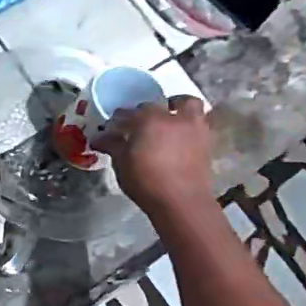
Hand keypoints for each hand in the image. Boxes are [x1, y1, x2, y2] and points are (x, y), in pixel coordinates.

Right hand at [97, 95, 213, 214]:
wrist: (181, 201)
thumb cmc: (146, 180)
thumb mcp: (122, 163)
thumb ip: (112, 145)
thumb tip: (99, 137)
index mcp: (149, 119)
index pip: (129, 112)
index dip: (118, 119)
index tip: (111, 128)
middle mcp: (174, 117)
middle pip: (160, 104)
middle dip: (148, 110)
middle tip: (140, 124)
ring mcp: (194, 127)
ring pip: (189, 105)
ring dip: (178, 108)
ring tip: (168, 122)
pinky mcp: (206, 141)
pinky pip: (197, 123)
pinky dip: (187, 126)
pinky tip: (177, 139)